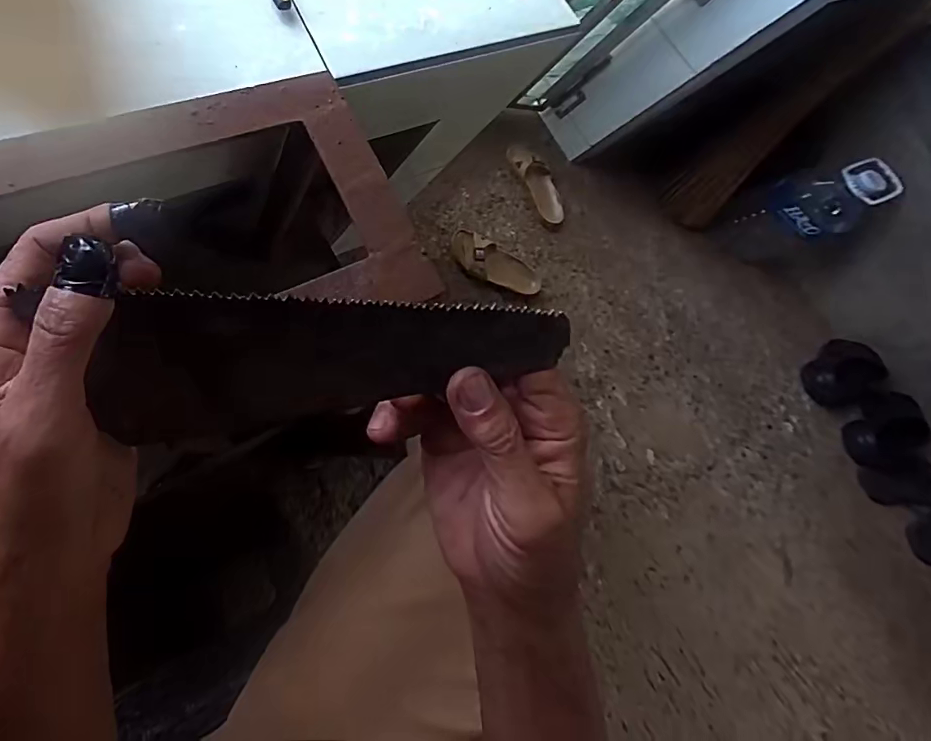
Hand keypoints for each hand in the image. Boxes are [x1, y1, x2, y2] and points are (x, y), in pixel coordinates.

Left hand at [0, 206, 161, 590]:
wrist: (49, 574)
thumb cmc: (25, 498)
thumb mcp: (37, 414)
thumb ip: (61, 336)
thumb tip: (91, 264)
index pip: (30, 256)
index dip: (77, 231)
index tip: (130, 223)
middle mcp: (20, 342)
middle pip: (62, 272)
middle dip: (106, 256)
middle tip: (153, 268)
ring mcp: (59, 365)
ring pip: (92, 301)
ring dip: (125, 283)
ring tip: (163, 283)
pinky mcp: (93, 389)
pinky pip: (116, 337)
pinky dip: (139, 317)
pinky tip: (166, 315)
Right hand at [367, 367, 589, 611]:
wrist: (501, 595)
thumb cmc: (536, 553)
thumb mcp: (526, 501)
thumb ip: (500, 440)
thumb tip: (468, 378)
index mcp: (549, 416)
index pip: (524, 361)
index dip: (489, 343)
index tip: (448, 335)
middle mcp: (512, 407)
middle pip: (473, 363)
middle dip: (435, 360)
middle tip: (401, 366)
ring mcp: (474, 419)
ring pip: (438, 381)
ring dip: (407, 391)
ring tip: (387, 416)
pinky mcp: (441, 434)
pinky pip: (416, 409)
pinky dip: (395, 413)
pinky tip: (381, 429)